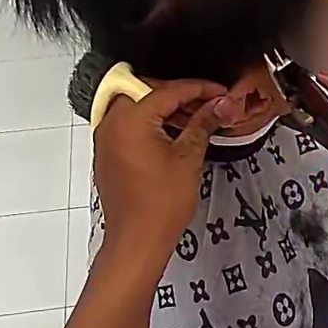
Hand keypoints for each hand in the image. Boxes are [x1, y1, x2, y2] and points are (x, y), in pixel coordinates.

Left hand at [93, 79, 229, 264]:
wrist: (138, 238)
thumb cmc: (159, 206)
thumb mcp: (189, 158)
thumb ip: (204, 124)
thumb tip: (221, 106)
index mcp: (131, 120)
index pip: (169, 90)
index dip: (200, 89)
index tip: (220, 92)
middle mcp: (111, 124)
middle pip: (147, 90)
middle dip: (180, 94)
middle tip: (208, 103)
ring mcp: (106, 138)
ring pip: (137, 105)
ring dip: (165, 107)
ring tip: (195, 118)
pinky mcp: (109, 152)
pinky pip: (129, 124)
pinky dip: (151, 122)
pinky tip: (175, 134)